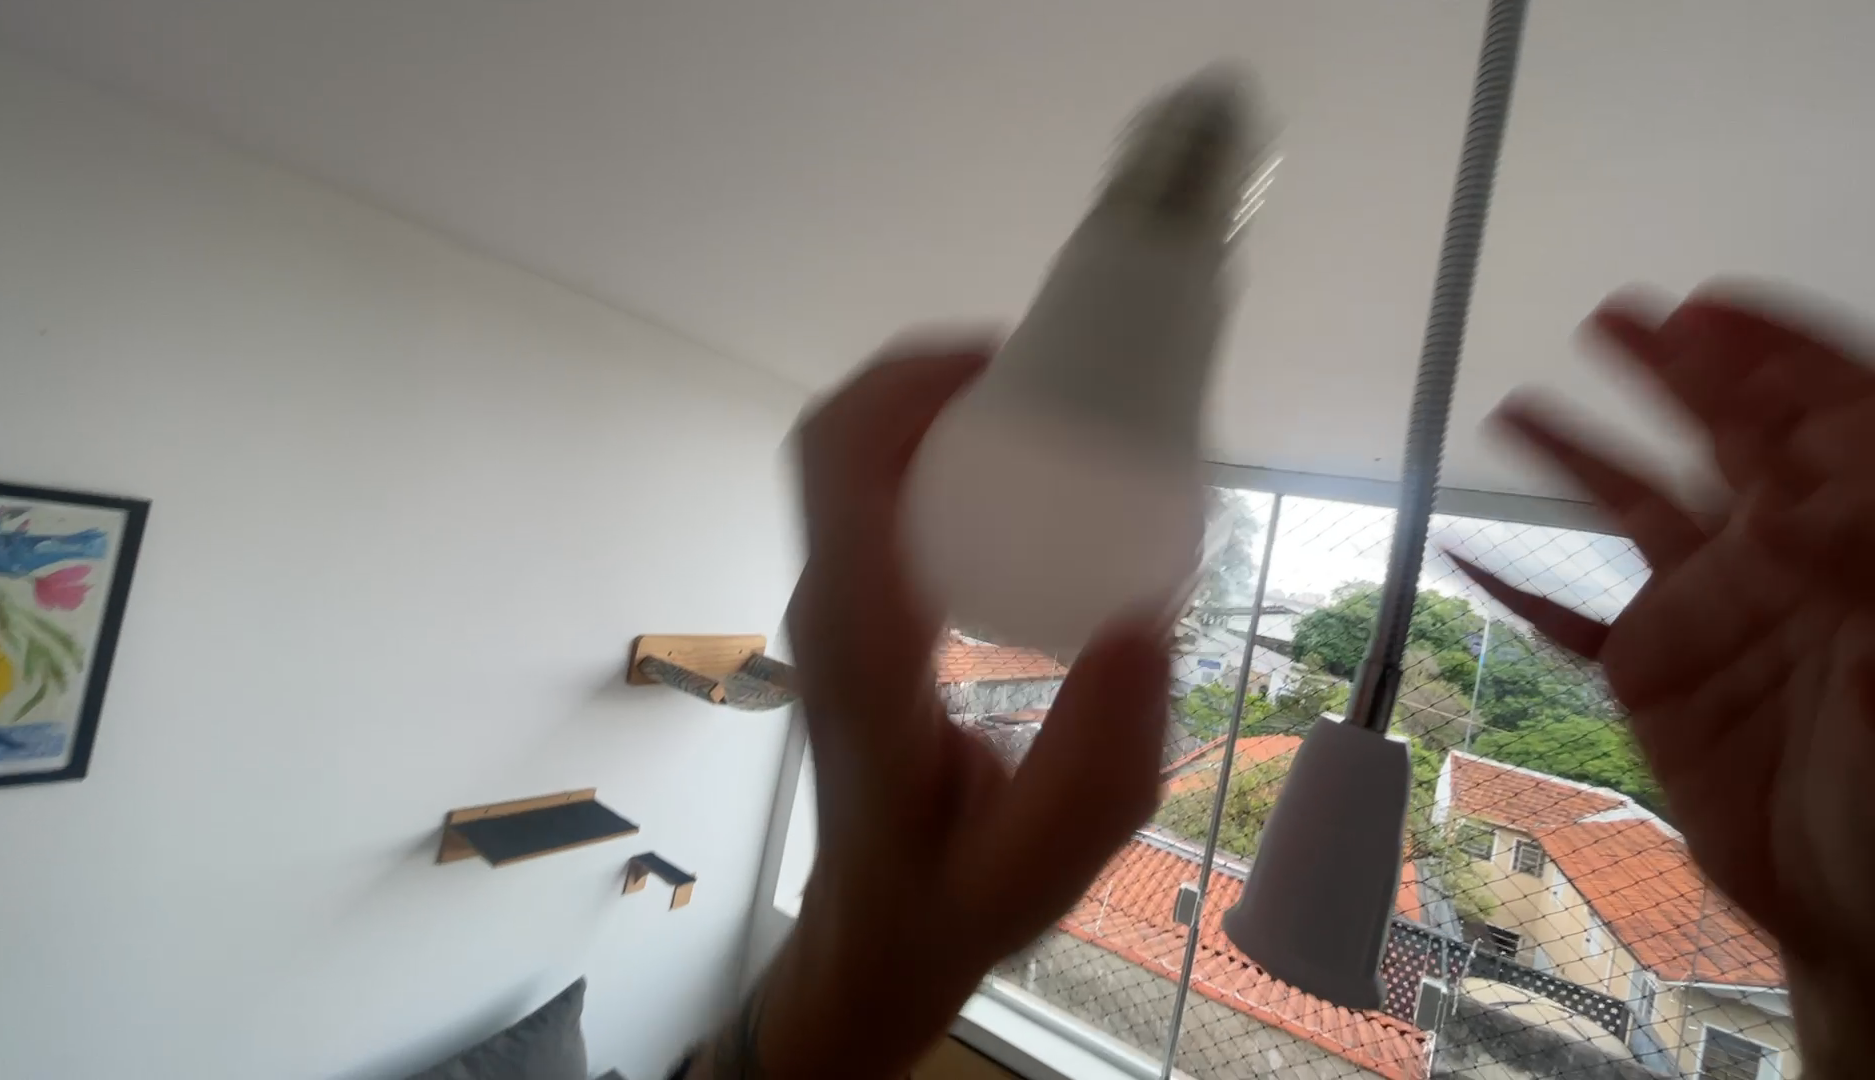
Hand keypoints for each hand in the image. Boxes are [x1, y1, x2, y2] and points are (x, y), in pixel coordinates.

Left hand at [706, 344, 1171, 1078]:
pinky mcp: (850, 608)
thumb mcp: (1042, 860)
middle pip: (840, 441)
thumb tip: (1145, 618)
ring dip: (923, 409)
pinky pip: (872, 495)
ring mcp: (831, 602)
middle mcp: (830, 603)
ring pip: (850, 460)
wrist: (874, 928)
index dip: (913, 386)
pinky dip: (924, 451)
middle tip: (1038, 379)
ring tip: (1028, 411)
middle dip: (924, 380)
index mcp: (862, 645)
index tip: (1011, 365)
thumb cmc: (946, 899)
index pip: (847, 464)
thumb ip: (1101, 758)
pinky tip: (1002, 474)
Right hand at [1451, 285, 1874, 1069]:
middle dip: (1673, 376)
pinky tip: (1468, 554)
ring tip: (1514, 410)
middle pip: (1725, 445)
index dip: (1766, 359)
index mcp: (1864, 549)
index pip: (1825, 424)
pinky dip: (1512, 585)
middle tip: (1614, 320)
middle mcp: (1786, 565)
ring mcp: (1707, 615)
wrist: (1872, 916)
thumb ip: (1869, 568)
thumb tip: (1823, 479)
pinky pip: (1566, 615)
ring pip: (1632, 513)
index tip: (1696, 309)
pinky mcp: (1648, 668)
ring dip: (1574, 459)